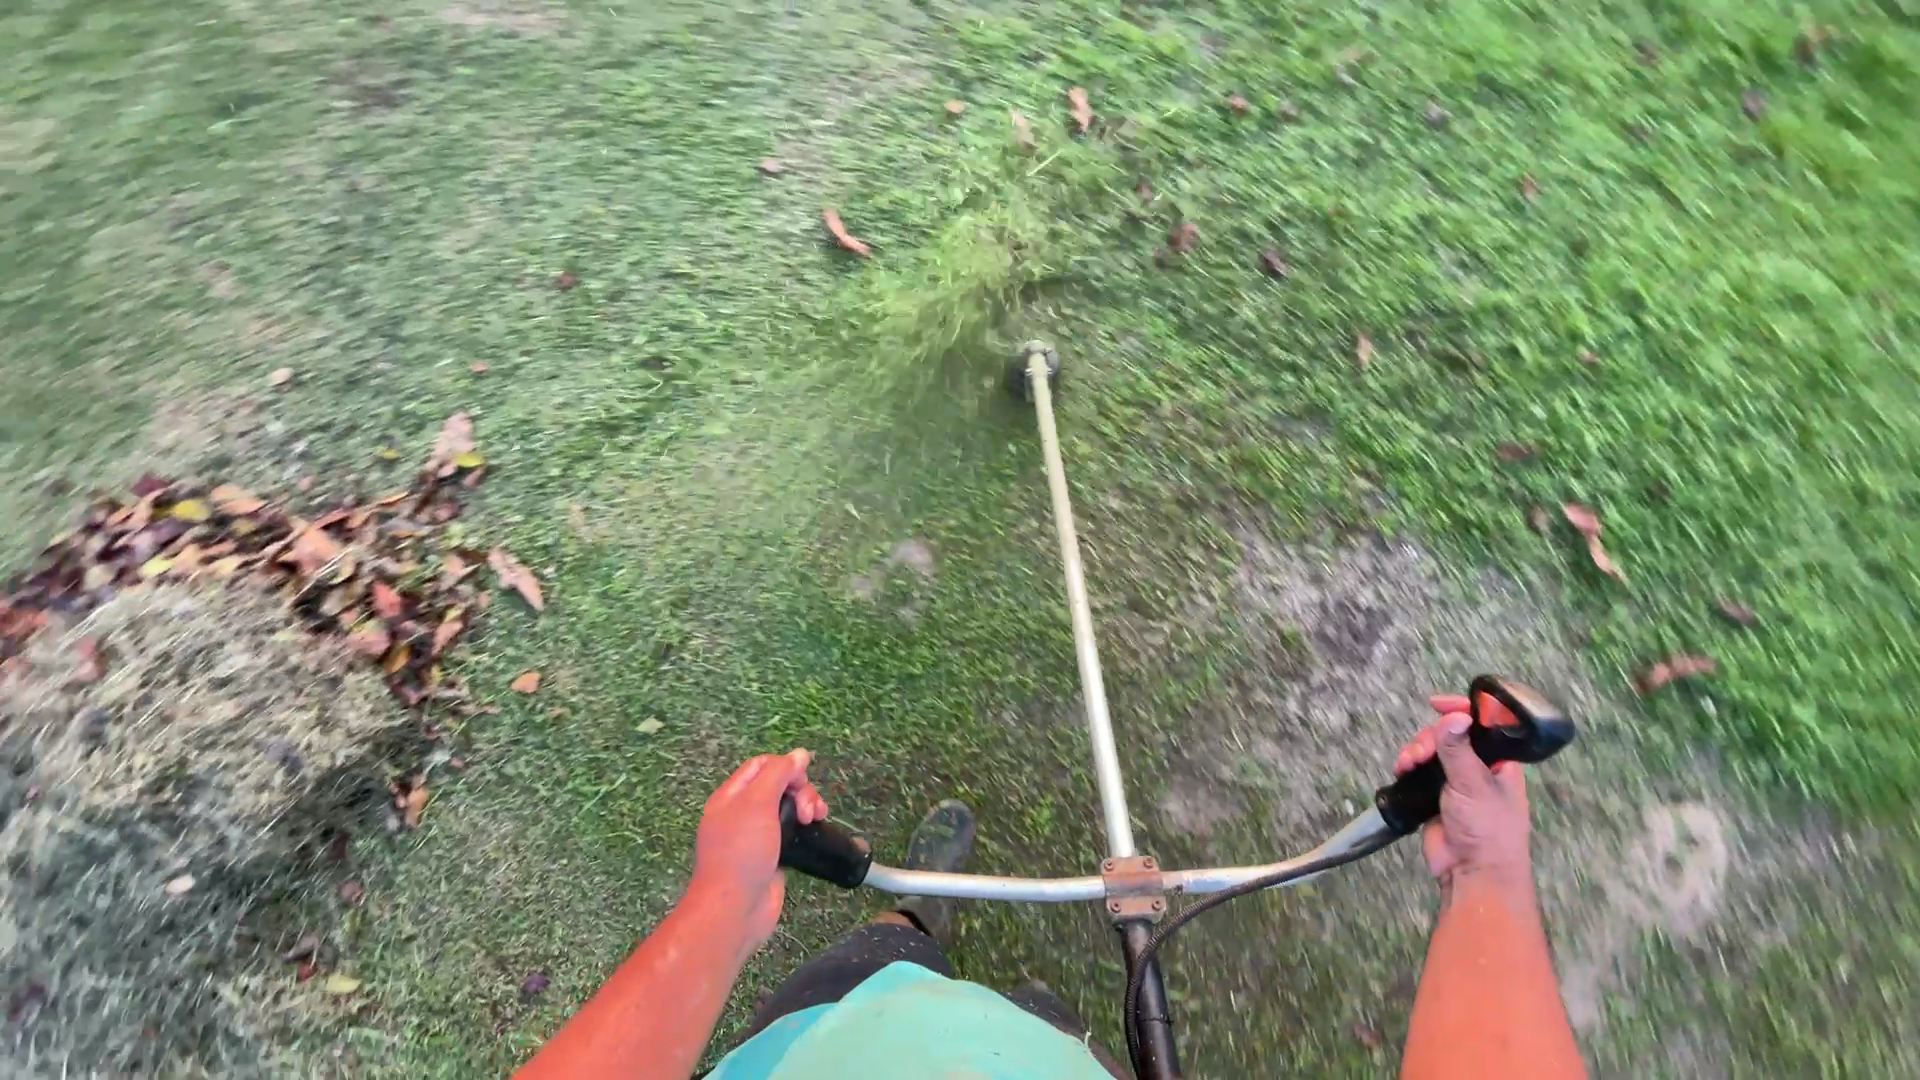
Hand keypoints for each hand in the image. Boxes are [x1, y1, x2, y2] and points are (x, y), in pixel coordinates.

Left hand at [689, 749, 827, 951]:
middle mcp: (742, 812)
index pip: (761, 765)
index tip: (802, 780)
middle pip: (778, 784)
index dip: (785, 766)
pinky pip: (791, 830)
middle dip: (800, 789)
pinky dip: (805, 827)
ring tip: (815, 819)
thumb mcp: (757, 803)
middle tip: (809, 809)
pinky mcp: (771, 855)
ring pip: (788, 807)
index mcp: (731, 796)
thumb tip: (800, 754)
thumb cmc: (742, 851)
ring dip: (806, 805)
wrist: (735, 909)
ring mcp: (757, 835)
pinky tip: (814, 830)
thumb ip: (779, 773)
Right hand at [1392, 694, 1532, 894]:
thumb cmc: (1487, 828)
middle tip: (1422, 753)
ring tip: (1408, 765)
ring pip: (1430, 750)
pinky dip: (1407, 766)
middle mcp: (1478, 767)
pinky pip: (1418, 769)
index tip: (1436, 703)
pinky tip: (1402, 771)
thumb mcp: (1474, 784)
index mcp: (1500, 762)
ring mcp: (1456, 781)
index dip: (1462, 709)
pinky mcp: (1434, 794)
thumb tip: (1454, 715)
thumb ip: (1459, 749)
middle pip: (1448, 734)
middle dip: (1429, 737)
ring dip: (1415, 751)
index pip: (1483, 724)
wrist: (1472, 872)